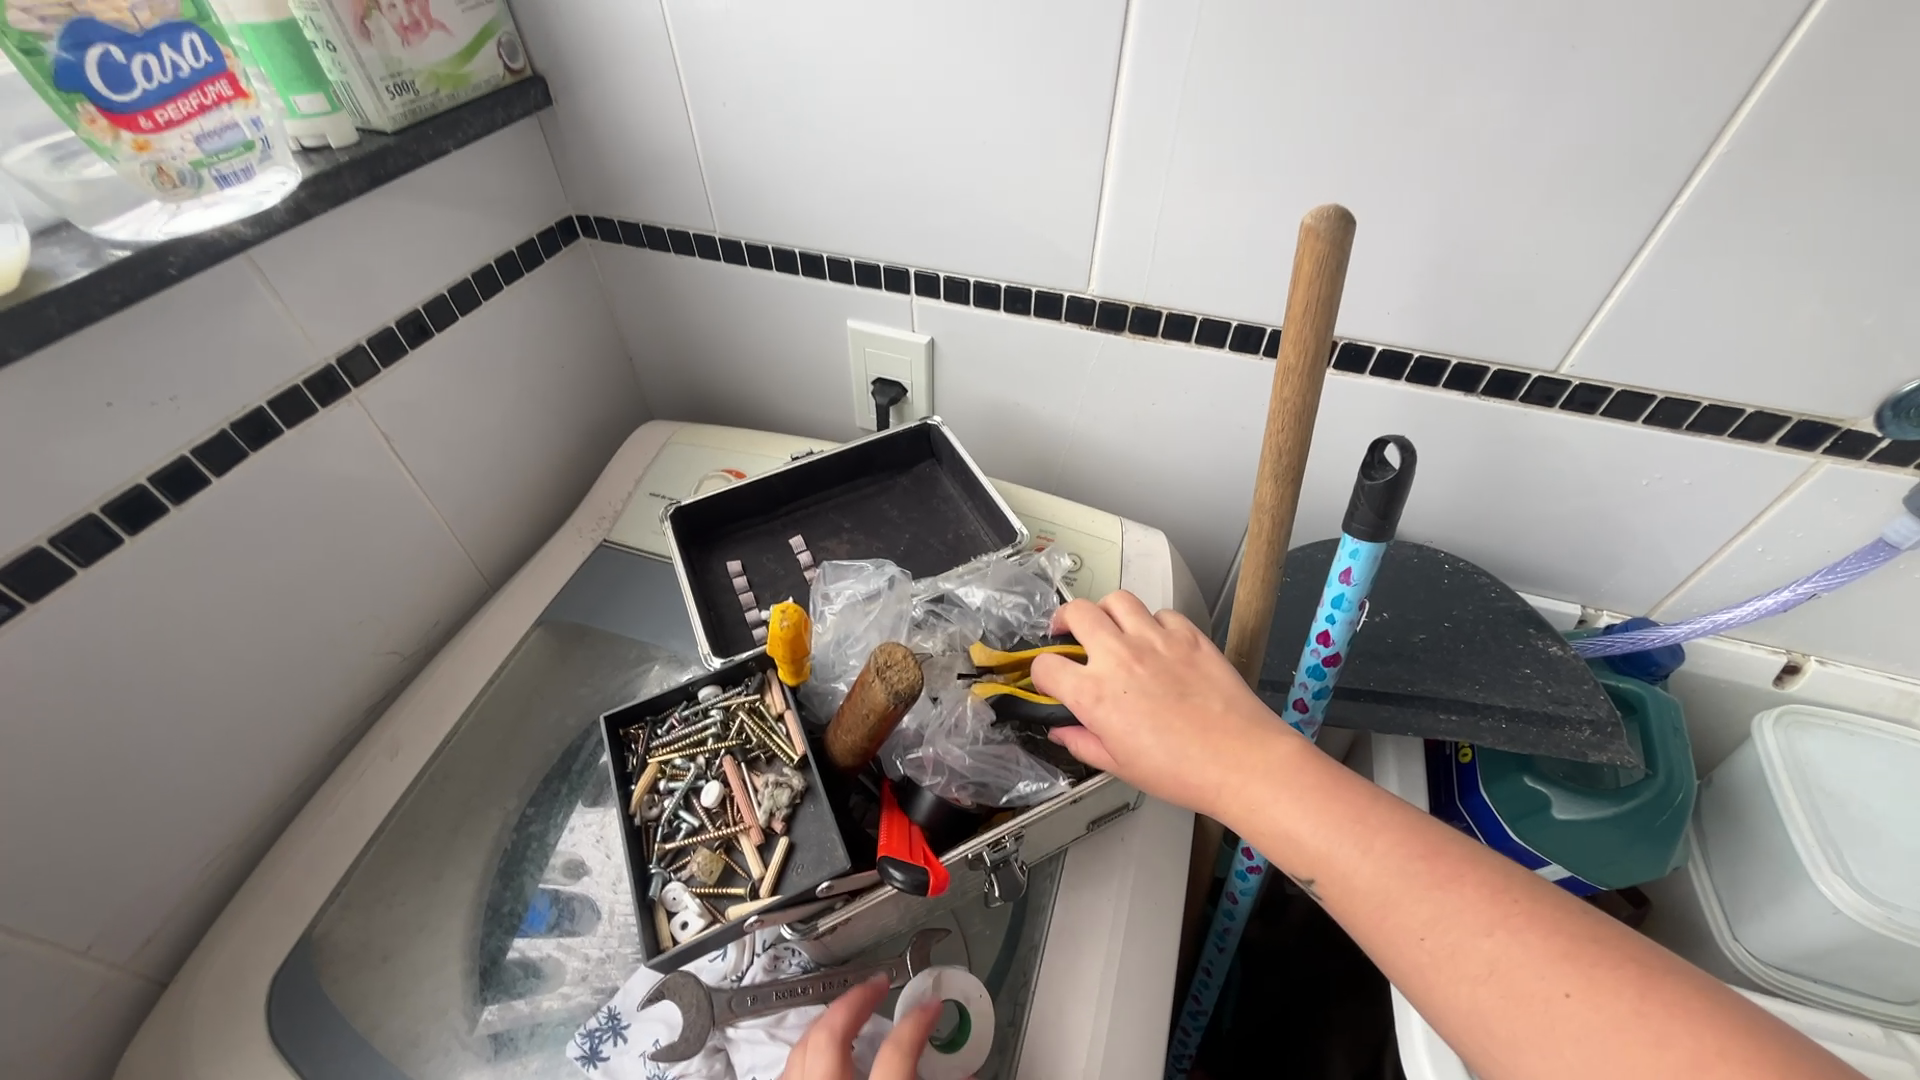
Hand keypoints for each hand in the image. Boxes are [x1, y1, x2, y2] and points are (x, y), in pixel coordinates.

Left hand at [780, 974, 942, 1079]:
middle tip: (878, 984)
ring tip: (847, 1010)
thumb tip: (963, 1073)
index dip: (916, 1023)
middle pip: (831, 1037)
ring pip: (801, 1049)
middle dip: (854, 1001)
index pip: (896, 1055)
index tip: (931, 1005)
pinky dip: (802, 1055)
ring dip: (826, 1023)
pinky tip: (816, 1052)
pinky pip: (787, 1073)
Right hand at [1031, 592, 1294, 820]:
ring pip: (1117, 600)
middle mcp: (1119, 656)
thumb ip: (1081, 742)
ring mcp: (1154, 640)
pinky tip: (1156, 641)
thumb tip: (1062, 730)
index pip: (1045, 666)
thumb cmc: (1181, 770)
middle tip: (1068, 632)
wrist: (1240, 760)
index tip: (1050, 681)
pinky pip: (1161, 613)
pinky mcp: (1187, 635)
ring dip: (1106, 611)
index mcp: (1094, 693)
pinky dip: (1152, 622)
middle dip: (1064, 620)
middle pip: (1075, 611)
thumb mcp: (1118, 766)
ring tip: (1110, 627)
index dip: (1041, 674)